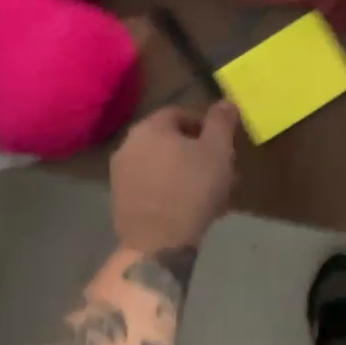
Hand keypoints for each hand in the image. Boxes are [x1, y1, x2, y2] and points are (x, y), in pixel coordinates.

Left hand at [110, 103, 239, 252]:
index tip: (224, 143)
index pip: (180, 113)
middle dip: (198, 151)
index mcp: (149, 128)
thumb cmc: (192, 188)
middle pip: (170, 140)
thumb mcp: (218, 150)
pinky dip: (172, 189)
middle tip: (222, 168)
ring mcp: (120, 175)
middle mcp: (128, 145)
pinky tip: (191, 207)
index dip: (206, 125)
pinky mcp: (121, 201)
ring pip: (163, 164)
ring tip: (211, 192)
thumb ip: (221, 122)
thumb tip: (225, 102)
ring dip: (187, 172)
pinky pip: (152, 185)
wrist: (158, 243)